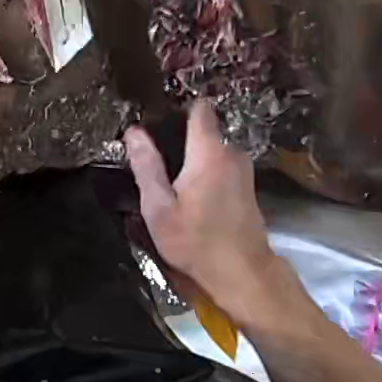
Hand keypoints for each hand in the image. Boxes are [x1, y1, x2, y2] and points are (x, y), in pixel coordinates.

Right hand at [125, 102, 278, 308]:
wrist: (243, 273)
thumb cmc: (196, 242)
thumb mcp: (159, 208)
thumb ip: (146, 166)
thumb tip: (134, 132)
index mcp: (209, 152)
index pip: (199, 109)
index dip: (178, 108)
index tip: (157, 118)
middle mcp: (231, 152)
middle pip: (204, 129)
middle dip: (180, 138)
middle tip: (153, 155)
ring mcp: (243, 169)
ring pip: (212, 149)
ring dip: (193, 157)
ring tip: (169, 176)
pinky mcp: (247, 185)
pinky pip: (221, 165)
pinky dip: (206, 171)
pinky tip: (190, 193)